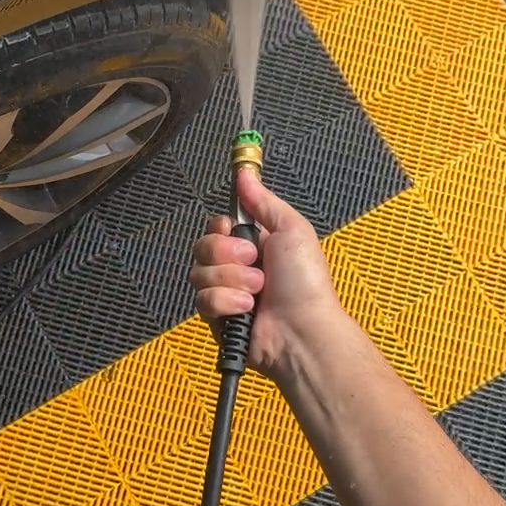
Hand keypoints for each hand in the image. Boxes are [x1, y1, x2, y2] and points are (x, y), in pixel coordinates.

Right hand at [188, 168, 348, 381]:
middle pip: (202, 247)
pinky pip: (203, 301)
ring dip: (231, 280)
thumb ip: (263, 202)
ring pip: (200, 274)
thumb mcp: (292, 230)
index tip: (233, 230)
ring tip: (257, 291)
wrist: (302, 330)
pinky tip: (247, 309)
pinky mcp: (218, 318)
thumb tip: (245, 174)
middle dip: (226, 254)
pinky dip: (227, 303)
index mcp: (253, 245)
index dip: (220, 228)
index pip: (217, 227)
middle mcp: (236, 268)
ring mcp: (226, 293)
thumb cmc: (305, 283)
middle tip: (254, 262)